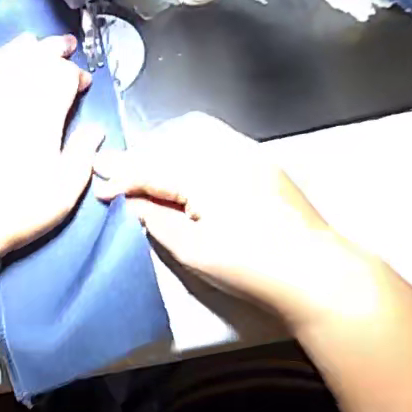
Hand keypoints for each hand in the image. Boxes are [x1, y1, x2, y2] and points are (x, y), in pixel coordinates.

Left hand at [0, 33, 101, 254]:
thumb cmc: (22, 209)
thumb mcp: (66, 189)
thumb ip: (82, 154)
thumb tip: (96, 130)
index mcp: (42, 116)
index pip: (60, 78)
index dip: (74, 74)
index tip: (84, 82)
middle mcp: (9, 102)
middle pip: (31, 63)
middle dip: (50, 49)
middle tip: (64, 45)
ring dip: (12, 51)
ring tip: (25, 41)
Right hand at [93, 113, 384, 327]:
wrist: (315, 271)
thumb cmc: (250, 266)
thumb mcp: (192, 250)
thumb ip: (156, 220)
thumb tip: (133, 203)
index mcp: (204, 173)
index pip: (151, 168)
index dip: (120, 176)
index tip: (95, 180)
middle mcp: (227, 152)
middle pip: (170, 146)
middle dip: (141, 159)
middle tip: (116, 175)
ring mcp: (251, 155)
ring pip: (195, 140)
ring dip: (167, 154)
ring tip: (148, 175)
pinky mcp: (264, 165)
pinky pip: (217, 146)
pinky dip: (193, 155)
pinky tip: (187, 173)